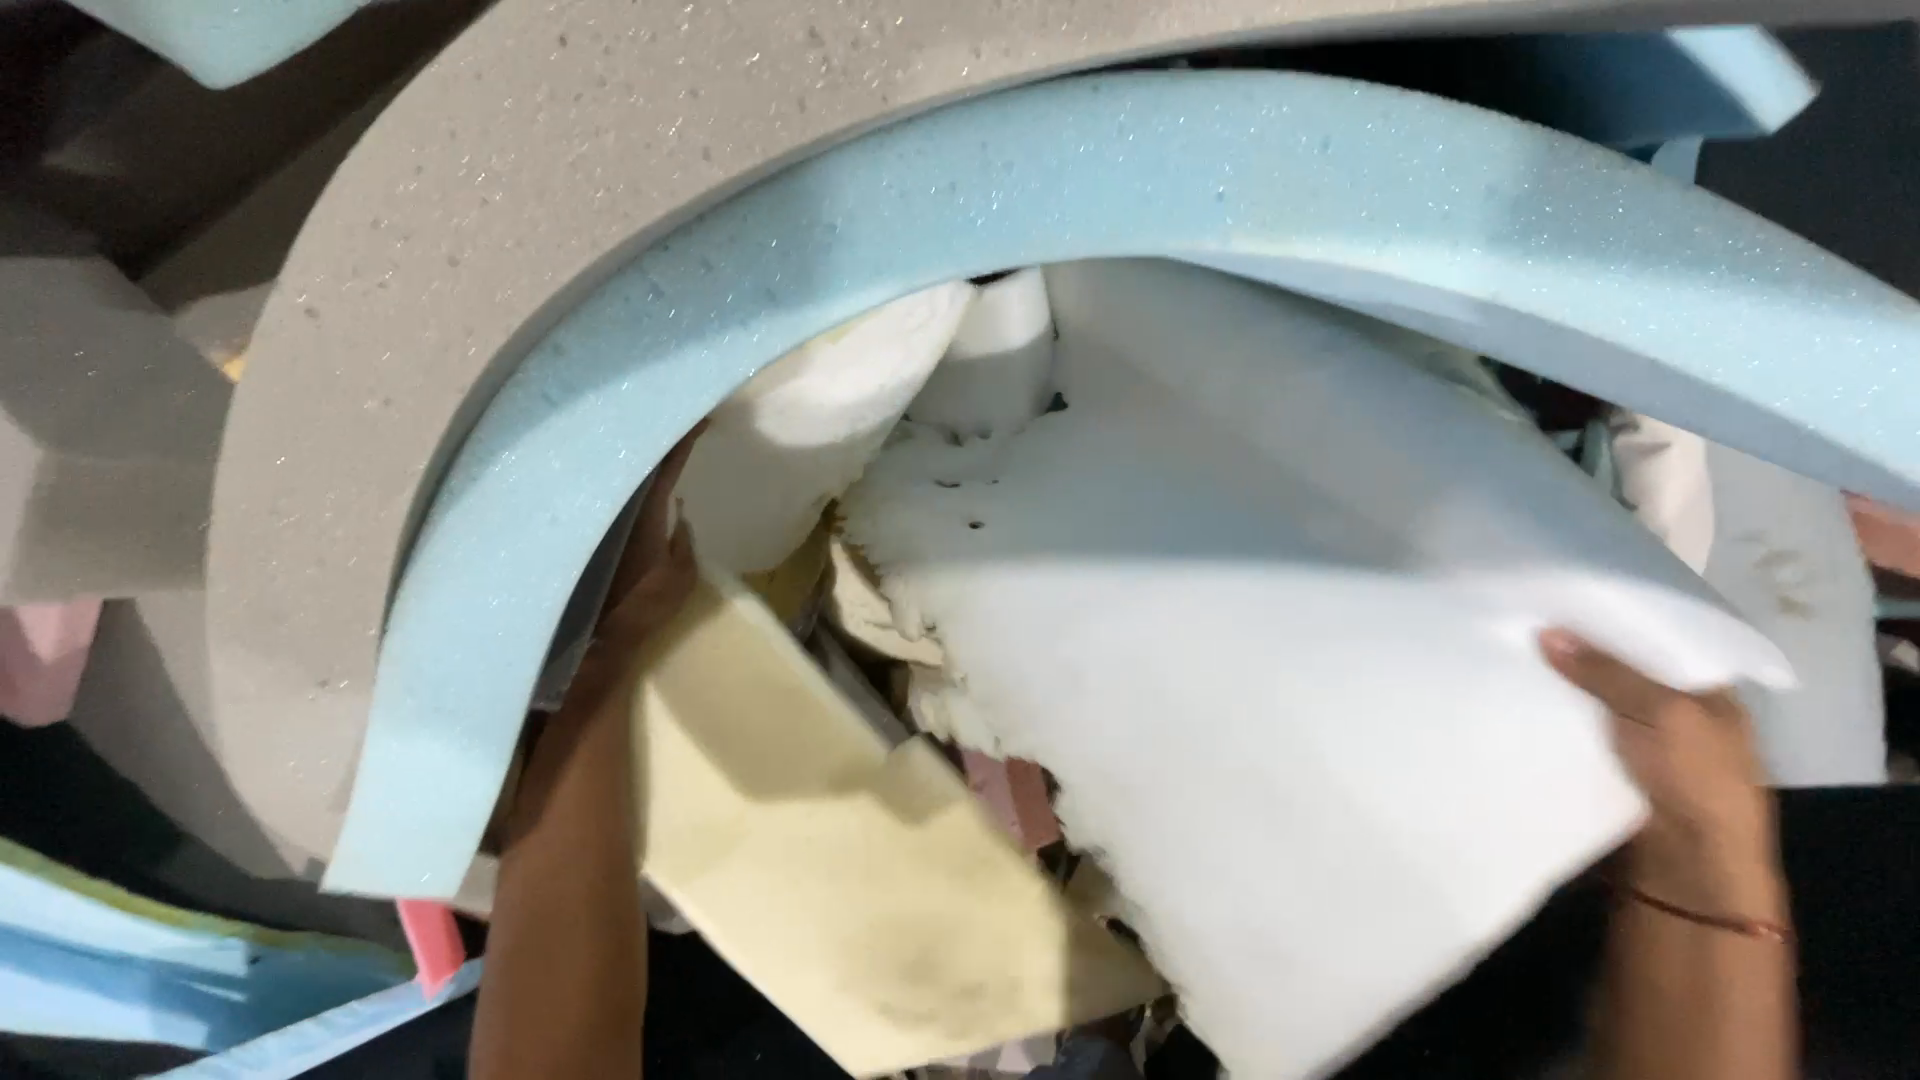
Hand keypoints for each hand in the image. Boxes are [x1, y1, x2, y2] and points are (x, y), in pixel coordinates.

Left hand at [559, 422, 705, 719]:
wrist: (591, 639)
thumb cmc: (638, 610)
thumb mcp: (677, 582)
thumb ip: (684, 548)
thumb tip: (683, 519)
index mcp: (641, 512)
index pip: (665, 463)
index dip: (684, 437)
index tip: (702, 418)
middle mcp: (614, 506)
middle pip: (636, 456)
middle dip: (658, 432)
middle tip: (677, 414)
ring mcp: (597, 516)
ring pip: (617, 470)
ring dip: (638, 451)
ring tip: (657, 433)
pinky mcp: (585, 530)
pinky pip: (607, 488)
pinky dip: (623, 475)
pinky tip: (630, 472)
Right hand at [1540, 630, 1782, 913]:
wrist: (1687, 864)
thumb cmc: (1696, 780)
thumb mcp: (1663, 712)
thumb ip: (1607, 672)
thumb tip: (1546, 632)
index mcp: (1708, 695)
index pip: (1656, 645)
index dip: (1612, 625)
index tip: (1561, 604)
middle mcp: (1675, 714)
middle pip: (1617, 672)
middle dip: (1575, 655)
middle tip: (1522, 627)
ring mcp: (1640, 744)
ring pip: (1590, 703)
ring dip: (1556, 690)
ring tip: (1507, 659)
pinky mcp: (1608, 769)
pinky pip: (1573, 734)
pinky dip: (1549, 722)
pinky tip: (1516, 702)